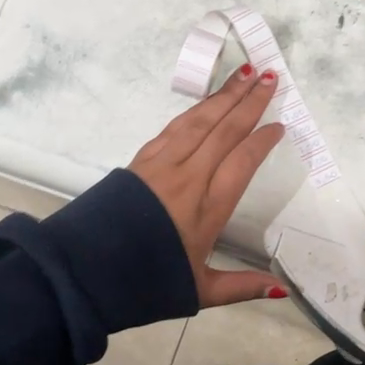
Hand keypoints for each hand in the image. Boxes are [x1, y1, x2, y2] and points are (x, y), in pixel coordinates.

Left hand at [130, 64, 288, 307]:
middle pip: (224, 131)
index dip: (262, 140)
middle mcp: (188, 178)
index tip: (279, 125)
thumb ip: (243, 286)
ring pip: (198, 121)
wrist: (83, 275)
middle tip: (271, 77)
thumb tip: (282, 290)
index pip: (242, 161)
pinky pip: (174, 128)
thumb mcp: (200, 291)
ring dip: (223, 96)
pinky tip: (206, 104)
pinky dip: (195, 112)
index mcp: (207, 208)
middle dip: (249, 102)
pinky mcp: (140, 163)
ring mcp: (161, 166)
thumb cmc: (147, 284)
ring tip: (245, 74)